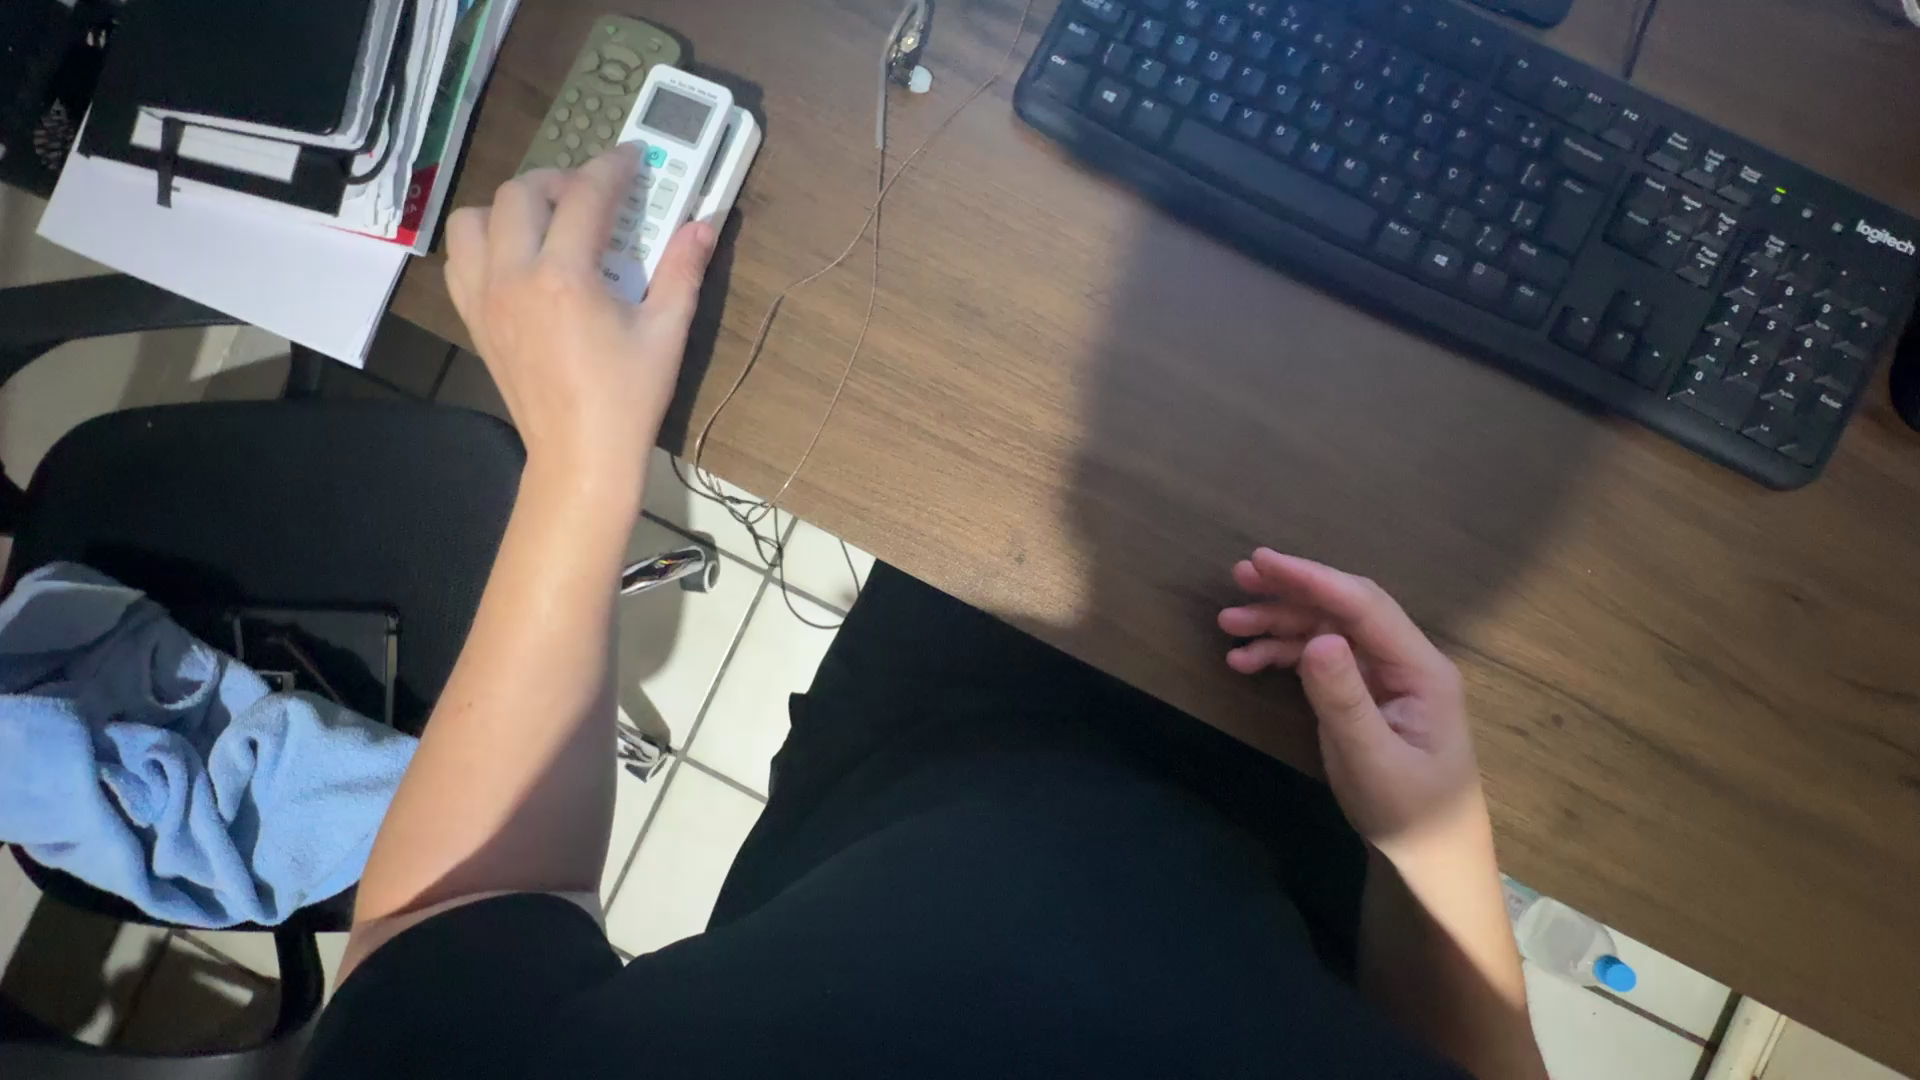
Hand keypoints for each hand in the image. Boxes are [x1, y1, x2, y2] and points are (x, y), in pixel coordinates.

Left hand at [444, 144, 717, 481]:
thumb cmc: (629, 399)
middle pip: (522, 194)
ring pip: (475, 218)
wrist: (581, 454)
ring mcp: (486, 297)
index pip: (585, 198)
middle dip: (560, 179)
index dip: (612, 169)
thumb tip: (703, 226)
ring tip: (547, 220)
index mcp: (566, 278)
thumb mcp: (666, 335)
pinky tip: (518, 257)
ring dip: (511, 205)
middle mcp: (514, 275)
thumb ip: (682, 273)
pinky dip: (485, 240)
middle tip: (595, 192)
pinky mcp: (475, 319)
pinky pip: (460, 257)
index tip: (632, 158)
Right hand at [1218, 548, 1486, 861]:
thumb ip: (1344, 698)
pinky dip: (1279, 653)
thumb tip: (1317, 639)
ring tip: (1227, 624)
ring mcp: (1380, 675)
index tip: (1263, 561)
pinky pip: (1316, 658)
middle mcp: (1401, 661)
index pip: (1362, 606)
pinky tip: (1244, 660)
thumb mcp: (1371, 759)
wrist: (1428, 857)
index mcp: (1419, 669)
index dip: (1311, 579)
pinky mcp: (1359, 691)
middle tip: (1238, 577)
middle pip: (1341, 607)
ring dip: (1276, 623)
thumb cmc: (1409, 813)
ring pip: (1323, 629)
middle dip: (1289, 590)